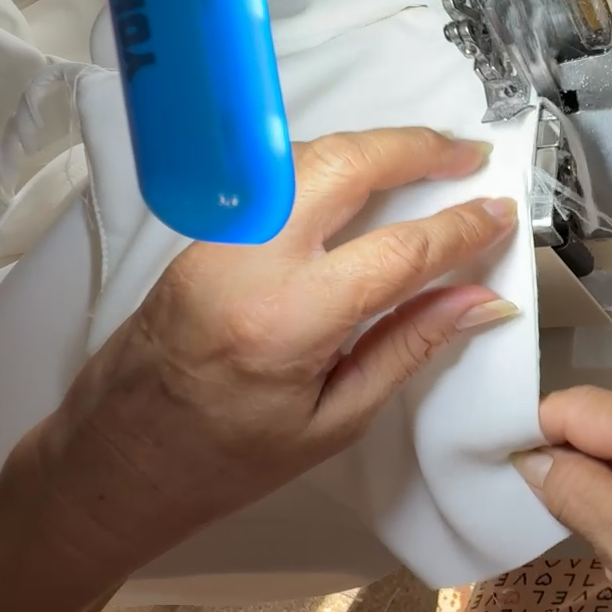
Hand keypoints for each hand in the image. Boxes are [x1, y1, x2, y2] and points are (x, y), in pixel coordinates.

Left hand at [2, 126, 520, 580]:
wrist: (108, 465)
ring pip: (304, 159)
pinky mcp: (203, 237)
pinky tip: (373, 177)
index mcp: (286, 322)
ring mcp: (214, 241)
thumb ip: (412, 345)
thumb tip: (483, 301)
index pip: (398, 251)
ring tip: (432, 155)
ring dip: (376, 147)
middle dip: (416, 149)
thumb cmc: (228, 461)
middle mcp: (243, 263)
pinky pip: (280, 179)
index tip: (503, 212)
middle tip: (470, 153)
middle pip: (341, 168)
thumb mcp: (339, 419)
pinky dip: (337, 163)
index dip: (461, 229)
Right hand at [513, 387, 611, 611]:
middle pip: (607, 419)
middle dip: (562, 448)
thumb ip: (574, 490)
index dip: (538, 427)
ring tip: (563, 507)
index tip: (500, 458)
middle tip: (527, 490)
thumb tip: (530, 455)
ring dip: (588, 466)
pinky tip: (601, 510)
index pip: (589, 408)